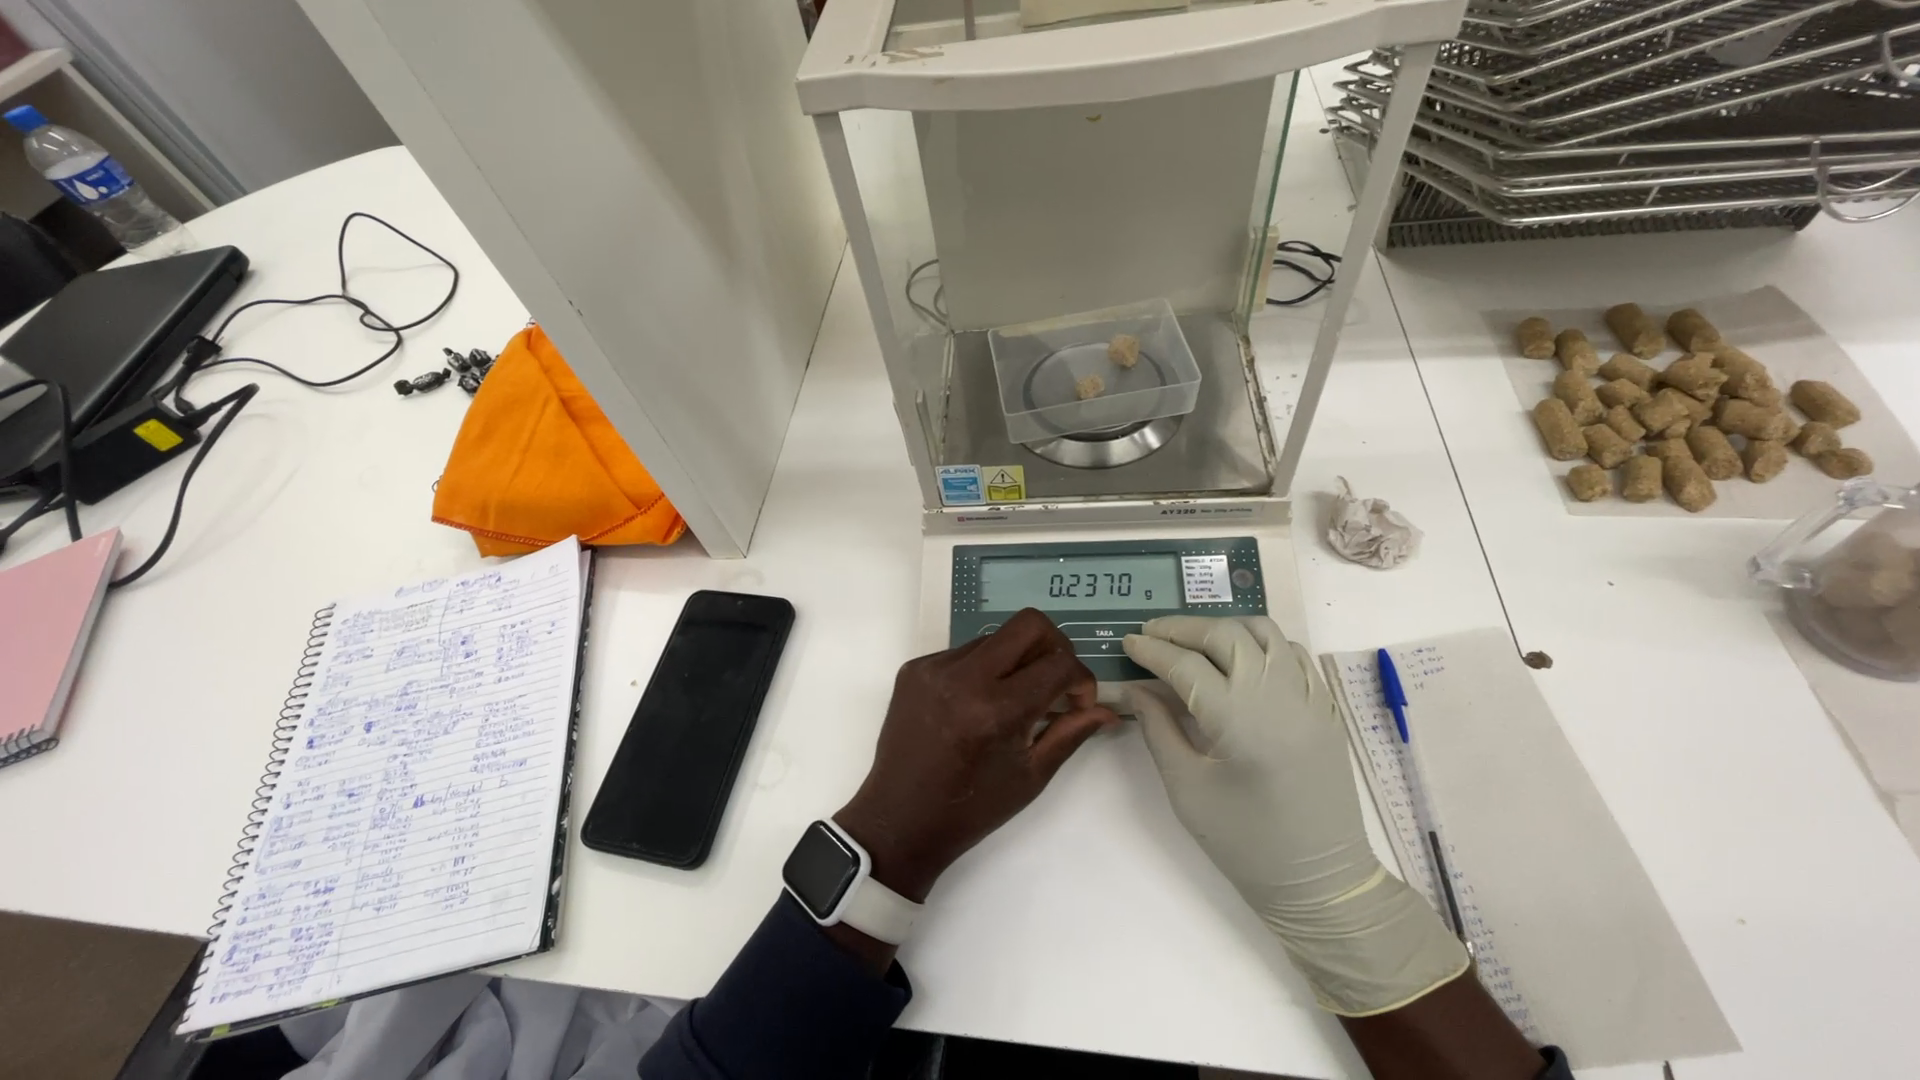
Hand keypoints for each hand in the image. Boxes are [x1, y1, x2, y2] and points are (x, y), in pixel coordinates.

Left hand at [835, 609, 1119, 902]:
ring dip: (1017, 661)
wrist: (899, 821)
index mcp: (996, 710)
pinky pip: (963, 652)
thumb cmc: (972, 809)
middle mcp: (964, 677)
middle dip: (1055, 648)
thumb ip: (1071, 732)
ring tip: (1014, 701)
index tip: (1078, 703)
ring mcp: (934, 668)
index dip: (1082, 681)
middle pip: (1029, 625)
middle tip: (1055, 682)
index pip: (1059, 664)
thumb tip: (1108, 711)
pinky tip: (978, 705)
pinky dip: (983, 670)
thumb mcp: (1031, 775)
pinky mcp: (914, 669)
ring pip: (996, 638)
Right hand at [1123, 616, 1466, 1016]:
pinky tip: (1240, 658)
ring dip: (1224, 628)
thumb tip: (1136, 689)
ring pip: (1265, 633)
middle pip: (1225, 636)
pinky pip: (1295, 653)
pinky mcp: (1325, 707)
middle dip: (1182, 629)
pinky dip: (1262, 643)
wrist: (1320, 880)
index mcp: (1238, 719)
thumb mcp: (1187, 790)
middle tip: (1151, 634)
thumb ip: (1159, 731)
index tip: (1127, 642)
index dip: (1152, 650)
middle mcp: (1277, 695)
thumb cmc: (1245, 843)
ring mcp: (1308, 697)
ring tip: (1193, 640)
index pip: (1186, 665)